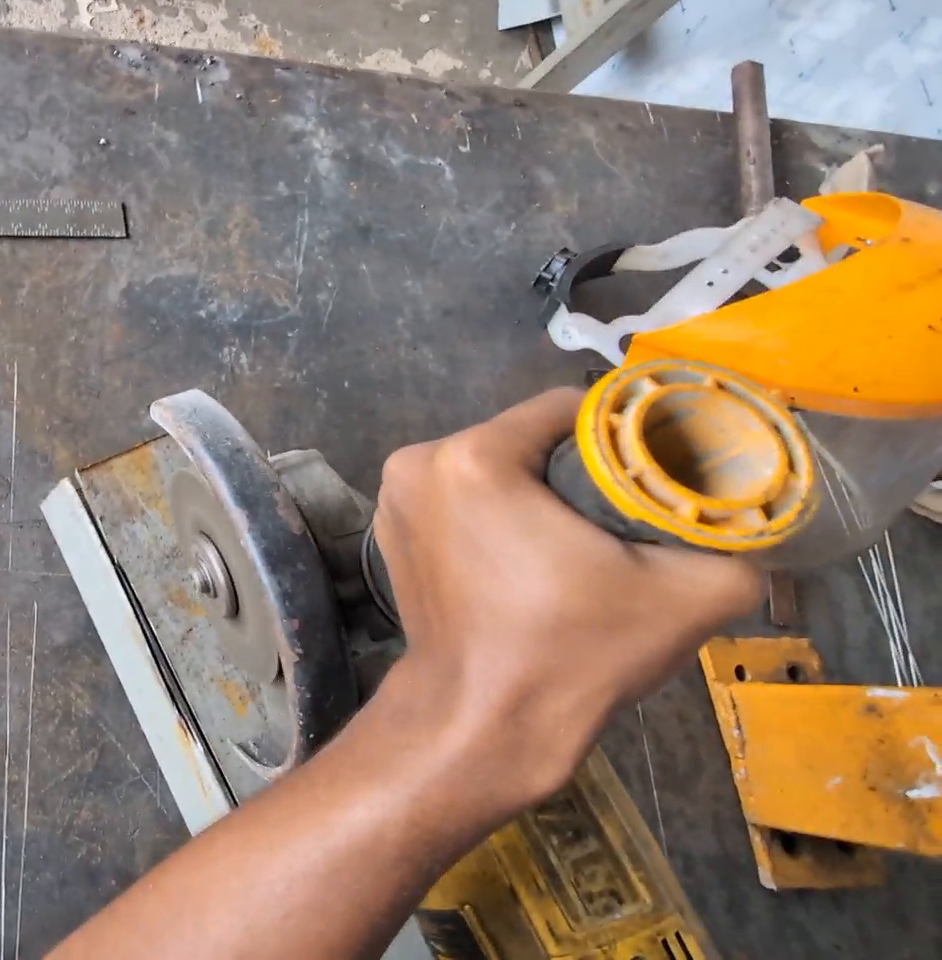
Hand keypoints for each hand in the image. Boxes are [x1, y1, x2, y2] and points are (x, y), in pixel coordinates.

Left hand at [372, 388, 762, 810]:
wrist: (480, 712)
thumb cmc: (572, 648)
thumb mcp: (686, 594)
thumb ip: (728, 543)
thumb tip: (736, 525)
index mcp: (472, 458)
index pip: (561, 409)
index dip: (616, 431)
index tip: (648, 467)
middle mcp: (417, 463)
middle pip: (516, 437)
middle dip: (568, 465)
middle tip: (614, 508)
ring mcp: (392, 497)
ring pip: (482, 466)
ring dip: (525, 489)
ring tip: (571, 533)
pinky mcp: (385, 529)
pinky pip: (451, 497)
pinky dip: (486, 510)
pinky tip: (520, 548)